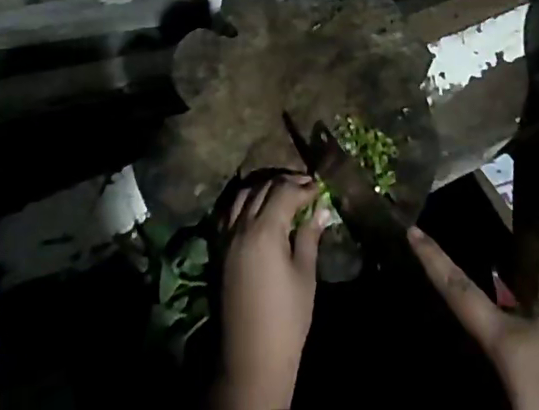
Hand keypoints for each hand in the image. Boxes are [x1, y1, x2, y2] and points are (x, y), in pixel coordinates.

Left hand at [213, 175, 329, 409]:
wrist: (250, 357)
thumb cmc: (286, 317)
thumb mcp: (304, 274)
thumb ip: (309, 236)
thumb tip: (321, 210)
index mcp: (264, 231)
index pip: (284, 192)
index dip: (303, 187)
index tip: (319, 187)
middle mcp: (241, 227)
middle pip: (262, 188)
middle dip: (285, 182)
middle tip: (305, 187)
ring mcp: (225, 238)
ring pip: (242, 195)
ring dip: (263, 188)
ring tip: (282, 193)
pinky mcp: (217, 250)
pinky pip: (228, 212)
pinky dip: (244, 202)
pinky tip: (256, 209)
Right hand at [407, 226, 538, 409]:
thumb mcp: (513, 408)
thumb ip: (486, 382)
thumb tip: (478, 366)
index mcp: (512, 344)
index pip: (460, 292)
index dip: (434, 261)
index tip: (413, 229)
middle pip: (501, 330)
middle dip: (490, 350)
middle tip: (495, 385)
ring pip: (534, 347)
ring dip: (525, 371)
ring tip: (532, 403)